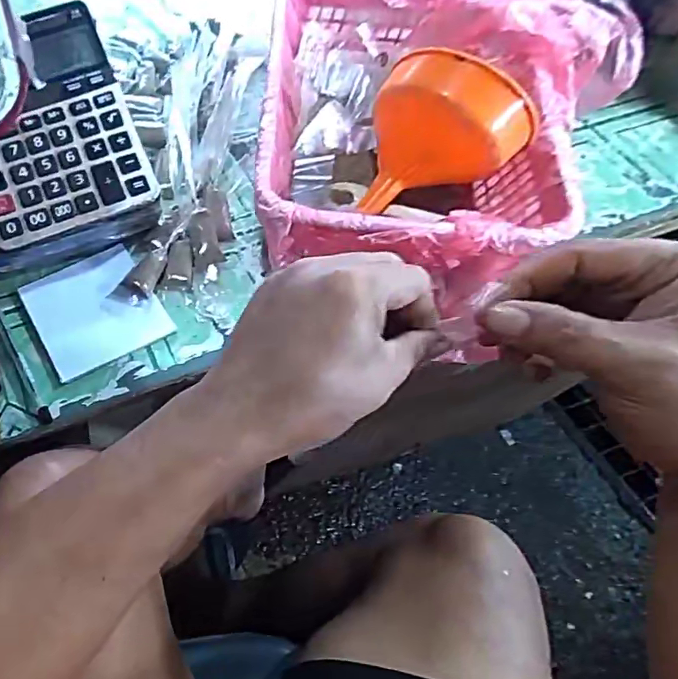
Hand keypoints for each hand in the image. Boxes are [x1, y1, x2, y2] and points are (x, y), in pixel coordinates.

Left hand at [193, 253, 441, 462]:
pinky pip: (314, 281)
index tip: (417, 345)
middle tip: (390, 342)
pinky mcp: (268, 289)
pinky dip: (330, 298)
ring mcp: (289, 274)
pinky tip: (323, 334)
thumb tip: (438, 336)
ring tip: (355, 339)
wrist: (239, 414)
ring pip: (346, 269)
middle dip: (397, 299)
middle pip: (380, 266)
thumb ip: (418, 347)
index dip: (426, 312)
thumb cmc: (315, 400)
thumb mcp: (381, 377)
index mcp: (356, 281)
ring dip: (363, 296)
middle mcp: (321, 264)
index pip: (415, 278)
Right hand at [476, 239, 677, 476]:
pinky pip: (573, 338)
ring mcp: (643, 319)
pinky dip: (545, 350)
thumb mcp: (638, 365)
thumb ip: (562, 334)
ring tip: (504, 355)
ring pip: (567, 310)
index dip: (527, 279)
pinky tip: (530, 368)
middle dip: (525, 306)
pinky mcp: (628, 352)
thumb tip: (489, 314)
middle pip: (571, 281)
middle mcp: (660, 283)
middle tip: (484, 337)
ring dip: (531, 330)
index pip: (584, 256)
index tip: (483, 311)